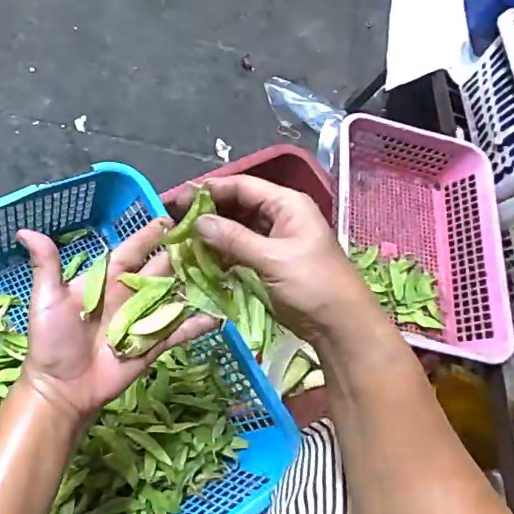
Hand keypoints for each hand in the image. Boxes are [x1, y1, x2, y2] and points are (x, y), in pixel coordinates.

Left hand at [13, 219, 216, 425]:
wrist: (60, 387)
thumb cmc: (51, 340)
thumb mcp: (46, 298)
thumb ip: (45, 264)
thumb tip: (23, 230)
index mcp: (104, 281)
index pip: (131, 251)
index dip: (149, 235)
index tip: (169, 218)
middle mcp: (127, 296)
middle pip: (160, 270)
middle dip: (182, 255)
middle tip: (210, 237)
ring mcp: (142, 321)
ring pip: (174, 297)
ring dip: (195, 284)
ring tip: (225, 268)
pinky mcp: (152, 346)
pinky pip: (178, 332)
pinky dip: (197, 324)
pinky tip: (220, 314)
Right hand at [163, 175, 383, 345]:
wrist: (340, 326)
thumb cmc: (314, 286)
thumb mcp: (272, 259)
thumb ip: (233, 238)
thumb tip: (196, 222)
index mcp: (286, 204)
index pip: (241, 186)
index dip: (208, 190)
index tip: (178, 199)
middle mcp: (278, 215)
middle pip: (234, 204)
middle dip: (205, 210)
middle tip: (173, 219)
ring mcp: (271, 238)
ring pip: (232, 225)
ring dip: (209, 231)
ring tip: (180, 237)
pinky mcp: (265, 259)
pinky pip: (235, 246)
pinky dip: (217, 249)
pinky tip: (196, 254)